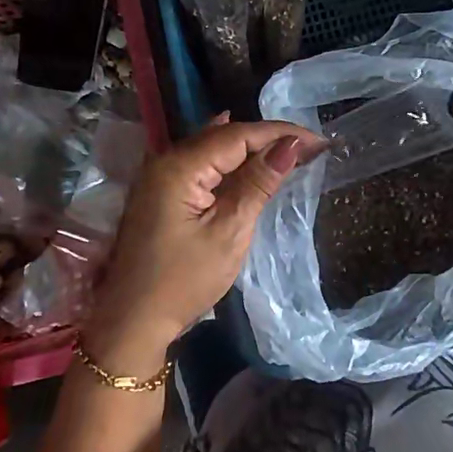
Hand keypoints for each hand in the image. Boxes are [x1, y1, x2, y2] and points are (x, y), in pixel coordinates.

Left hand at [84, 116, 324, 373]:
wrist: (133, 318)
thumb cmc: (184, 281)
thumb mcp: (229, 232)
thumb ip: (257, 184)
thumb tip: (290, 145)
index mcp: (179, 166)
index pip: (237, 135)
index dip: (280, 133)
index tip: (319, 141)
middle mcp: (164, 160)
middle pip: (222, 136)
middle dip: (267, 138)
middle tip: (310, 147)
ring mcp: (158, 176)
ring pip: (210, 147)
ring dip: (248, 148)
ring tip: (287, 150)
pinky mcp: (159, 192)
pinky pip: (198, 164)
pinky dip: (225, 160)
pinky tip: (240, 151)